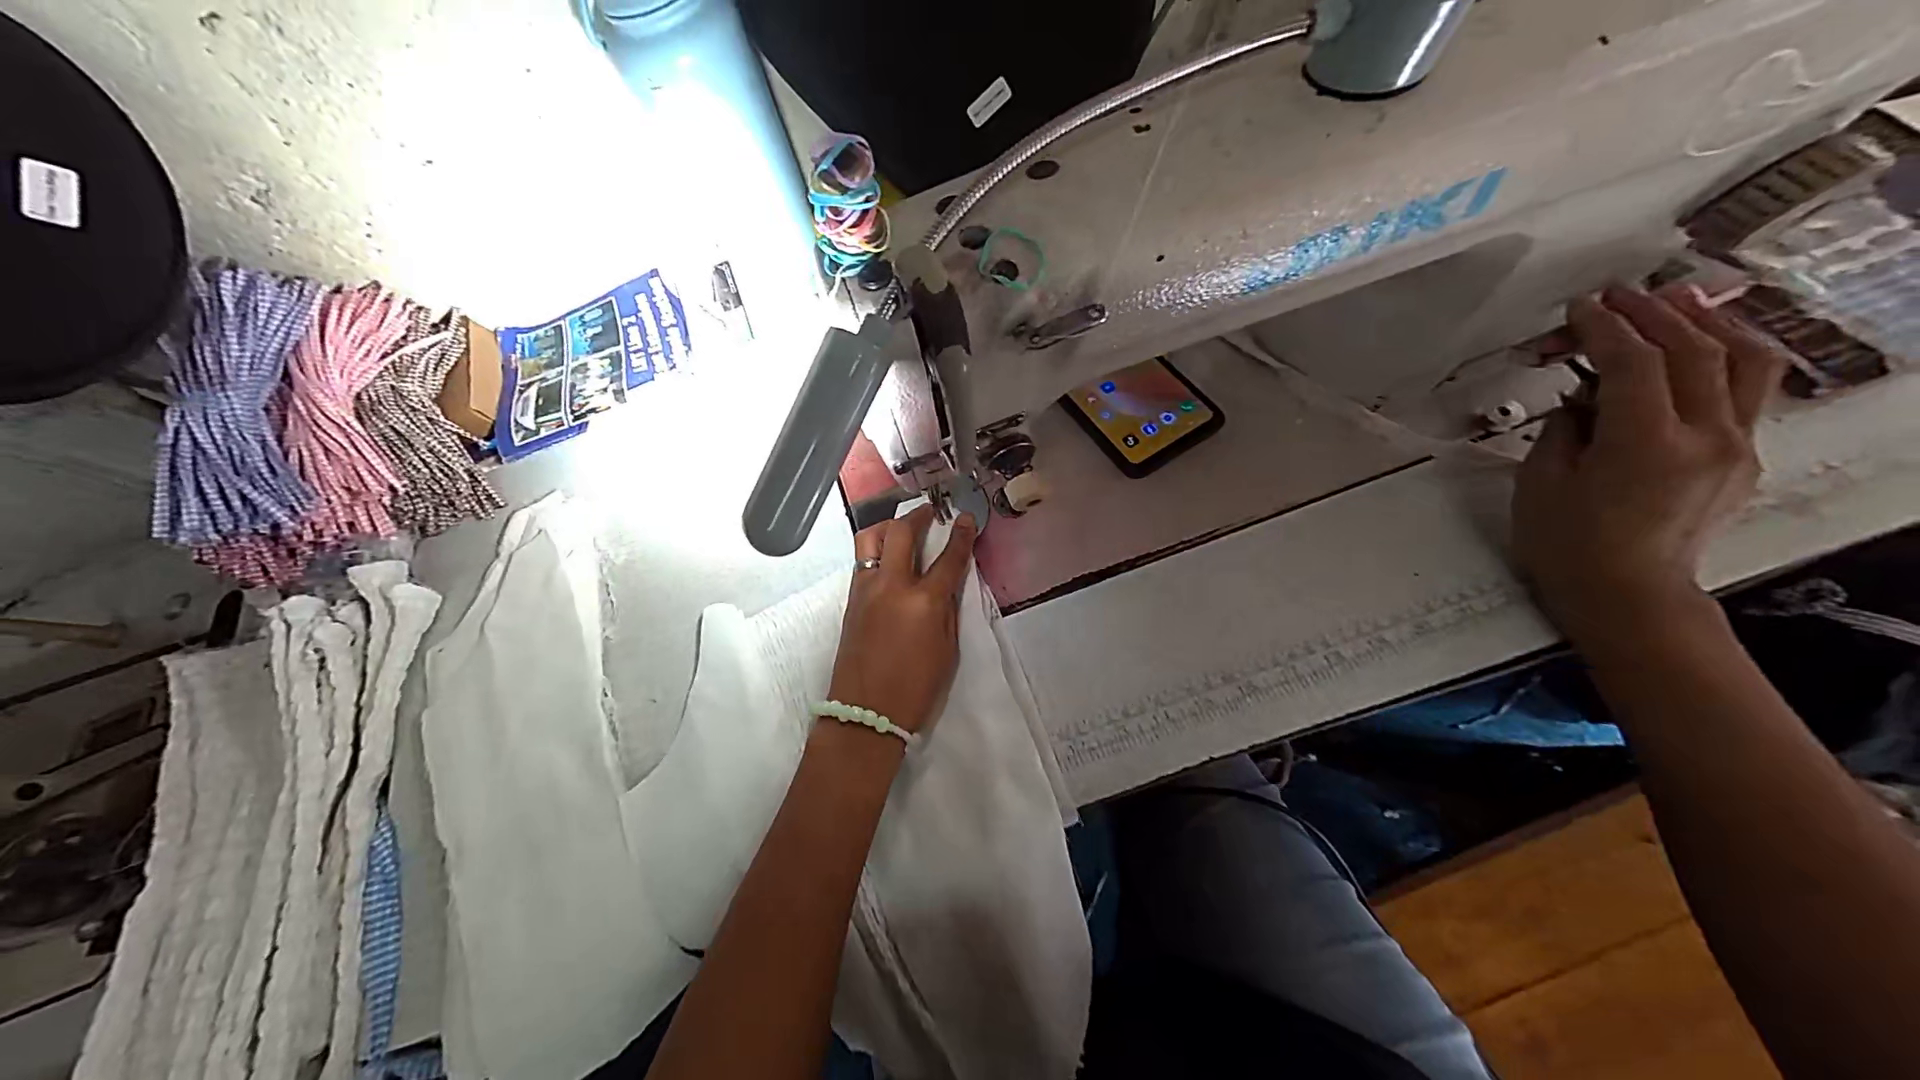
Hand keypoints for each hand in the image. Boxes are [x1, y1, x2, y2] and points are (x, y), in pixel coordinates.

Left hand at [825, 505, 977, 736]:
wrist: (865, 712)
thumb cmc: (916, 688)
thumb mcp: (947, 650)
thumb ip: (947, 610)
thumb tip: (947, 584)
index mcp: (923, 602)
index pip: (948, 557)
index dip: (961, 535)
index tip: (966, 518)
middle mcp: (891, 585)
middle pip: (901, 532)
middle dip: (919, 516)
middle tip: (931, 513)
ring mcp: (865, 589)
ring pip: (871, 538)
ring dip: (890, 526)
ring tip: (904, 530)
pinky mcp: (851, 599)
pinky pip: (863, 560)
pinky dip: (878, 550)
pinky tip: (890, 559)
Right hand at [1513, 284, 1787, 639]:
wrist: (1627, 593)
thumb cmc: (1568, 545)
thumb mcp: (1541, 483)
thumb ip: (1565, 429)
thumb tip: (1583, 398)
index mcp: (1645, 445)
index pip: (1634, 364)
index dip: (1605, 328)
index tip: (1580, 309)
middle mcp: (1706, 438)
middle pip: (1692, 352)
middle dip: (1652, 315)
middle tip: (1618, 295)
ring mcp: (1735, 447)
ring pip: (1741, 363)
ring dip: (1707, 324)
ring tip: (1678, 300)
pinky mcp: (1742, 458)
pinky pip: (1747, 392)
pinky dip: (1725, 358)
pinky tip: (1701, 346)